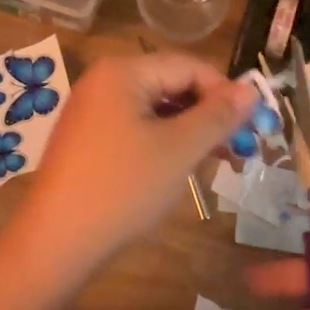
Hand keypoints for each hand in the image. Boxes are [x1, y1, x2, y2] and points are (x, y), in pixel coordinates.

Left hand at [18, 53, 255, 254]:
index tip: (253, 126)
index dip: (225, 93)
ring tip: (221, 161)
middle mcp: (103, 82)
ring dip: (191, 131)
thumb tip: (251, 90)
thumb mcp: (179, 150)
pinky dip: (165, 143)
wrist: (56, 243)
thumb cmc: (122, 188)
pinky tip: (183, 168)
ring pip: (156, 110)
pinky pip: (136, 128)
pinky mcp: (88, 140)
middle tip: (241, 147)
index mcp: (122, 72)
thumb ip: (218, 116)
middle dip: (209, 114)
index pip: (189, 66)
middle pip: (171, 84)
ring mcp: (92, 111)